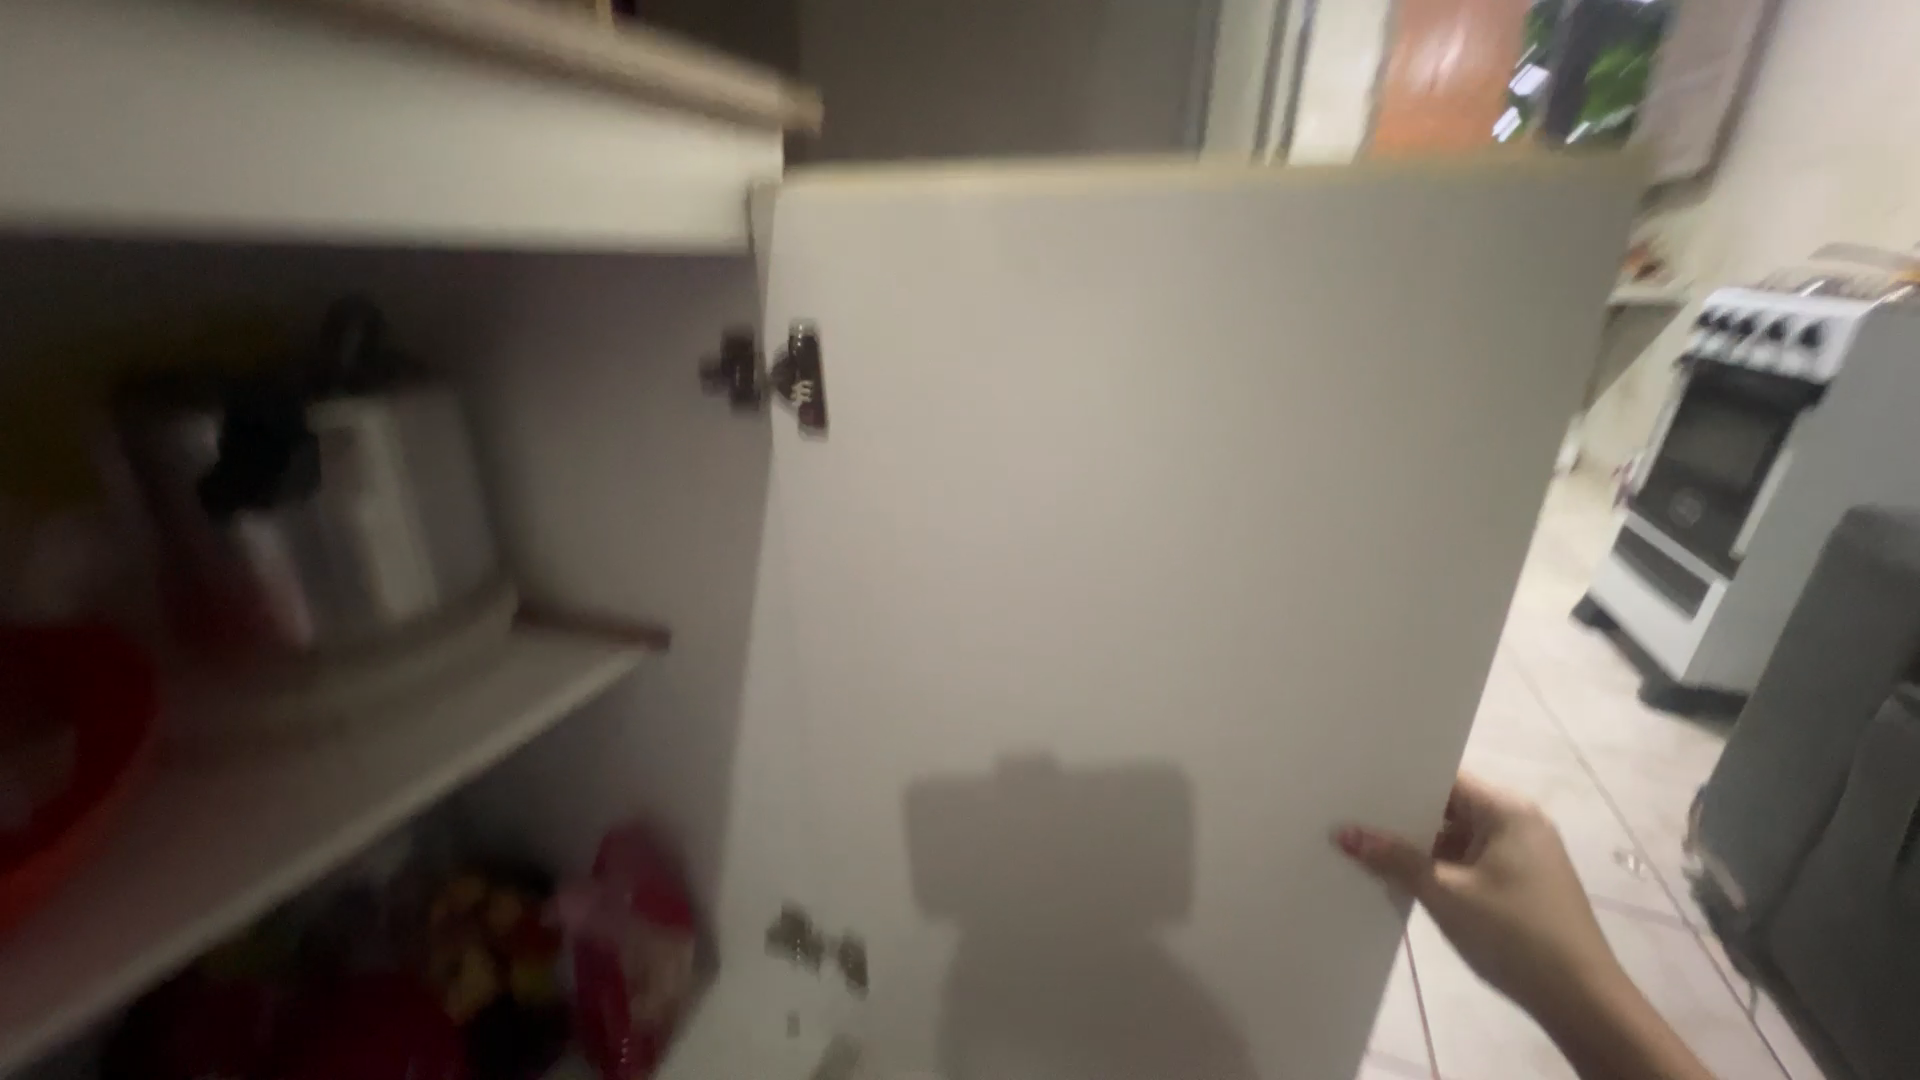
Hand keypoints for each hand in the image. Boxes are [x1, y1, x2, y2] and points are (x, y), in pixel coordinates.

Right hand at [1333, 773, 1619, 1022]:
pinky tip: (1400, 874)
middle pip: (1447, 805)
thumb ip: (1392, 857)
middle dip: (1402, 815)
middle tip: (1351, 812)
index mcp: (1507, 811)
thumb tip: (1342, 833)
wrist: (1584, 1005)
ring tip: (1366, 843)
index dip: (1399, 780)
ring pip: (1454, 835)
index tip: (1356, 781)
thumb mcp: (1444, 893)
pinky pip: (1467, 859)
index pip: (1443, 777)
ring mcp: (1522, 855)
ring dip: (1418, 845)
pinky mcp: (1519, 883)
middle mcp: (1518, 823)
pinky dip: (1438, 866)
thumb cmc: (1514, 934)